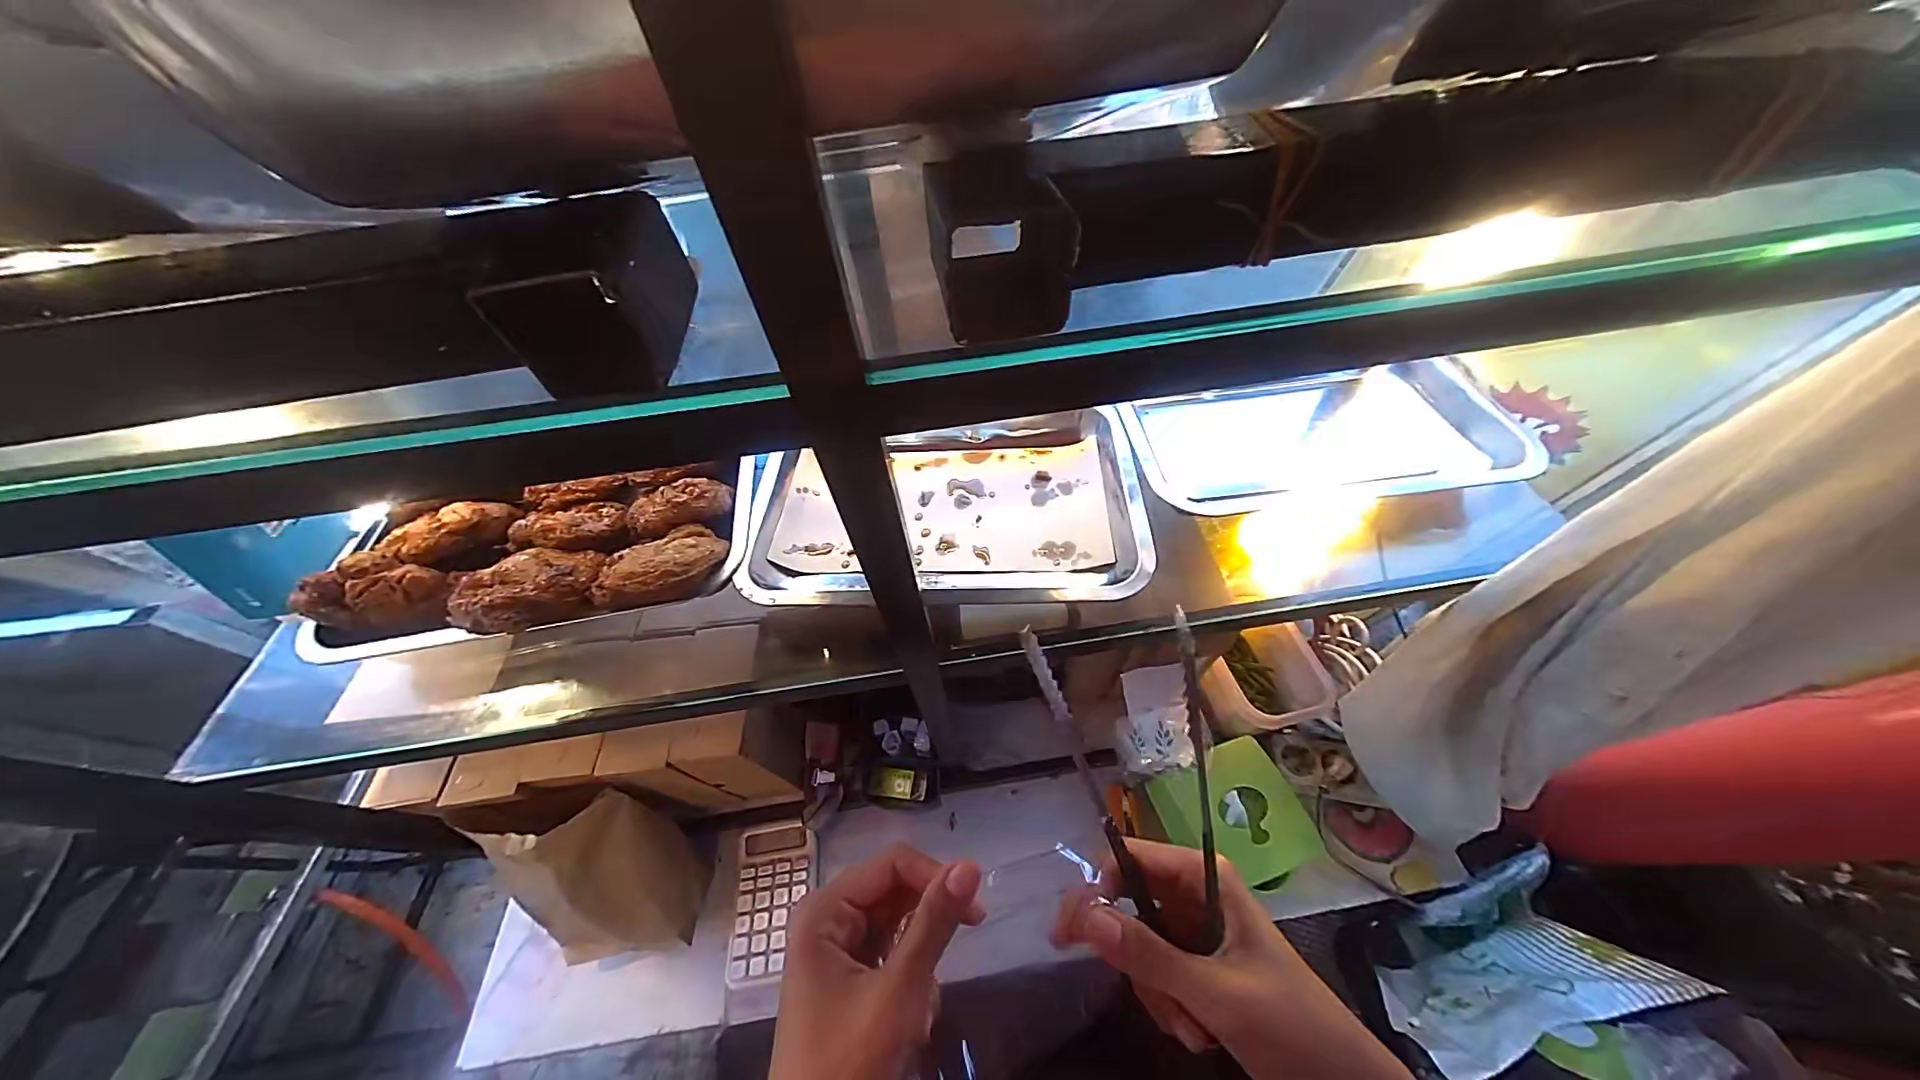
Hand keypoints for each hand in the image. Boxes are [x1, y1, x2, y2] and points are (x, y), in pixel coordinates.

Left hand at [770, 845, 983, 1079]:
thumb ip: (934, 924)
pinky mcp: (848, 976)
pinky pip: (891, 954)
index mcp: (825, 909)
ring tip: (921, 1004)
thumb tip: (970, 866)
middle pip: (894, 891)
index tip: (976, 907)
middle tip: (967, 942)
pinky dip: (911, 978)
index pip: (891, 864)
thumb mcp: (899, 990)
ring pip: (898, 924)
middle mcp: (827, 918)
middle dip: (928, 922)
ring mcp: (836, 948)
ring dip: (921, 958)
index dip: (935, 875)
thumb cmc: (849, 1061)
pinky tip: (912, 1016)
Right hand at [1053, 837, 1409, 1079]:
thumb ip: (1149, 955)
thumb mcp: (1216, 992)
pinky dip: (1166, 1004)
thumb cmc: (1290, 1025)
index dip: (1096, 887)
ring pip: (1139, 944)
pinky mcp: (1198, 963)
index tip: (1070, 931)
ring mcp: (1196, 929)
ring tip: (1192, 1029)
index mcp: (1204, 877)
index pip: (1129, 859)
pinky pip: (1155, 971)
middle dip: (1131, 954)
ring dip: (1155, 991)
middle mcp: (1196, 893)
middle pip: (1128, 902)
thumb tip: (1084, 916)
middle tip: (1114, 979)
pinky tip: (1197, 1032)